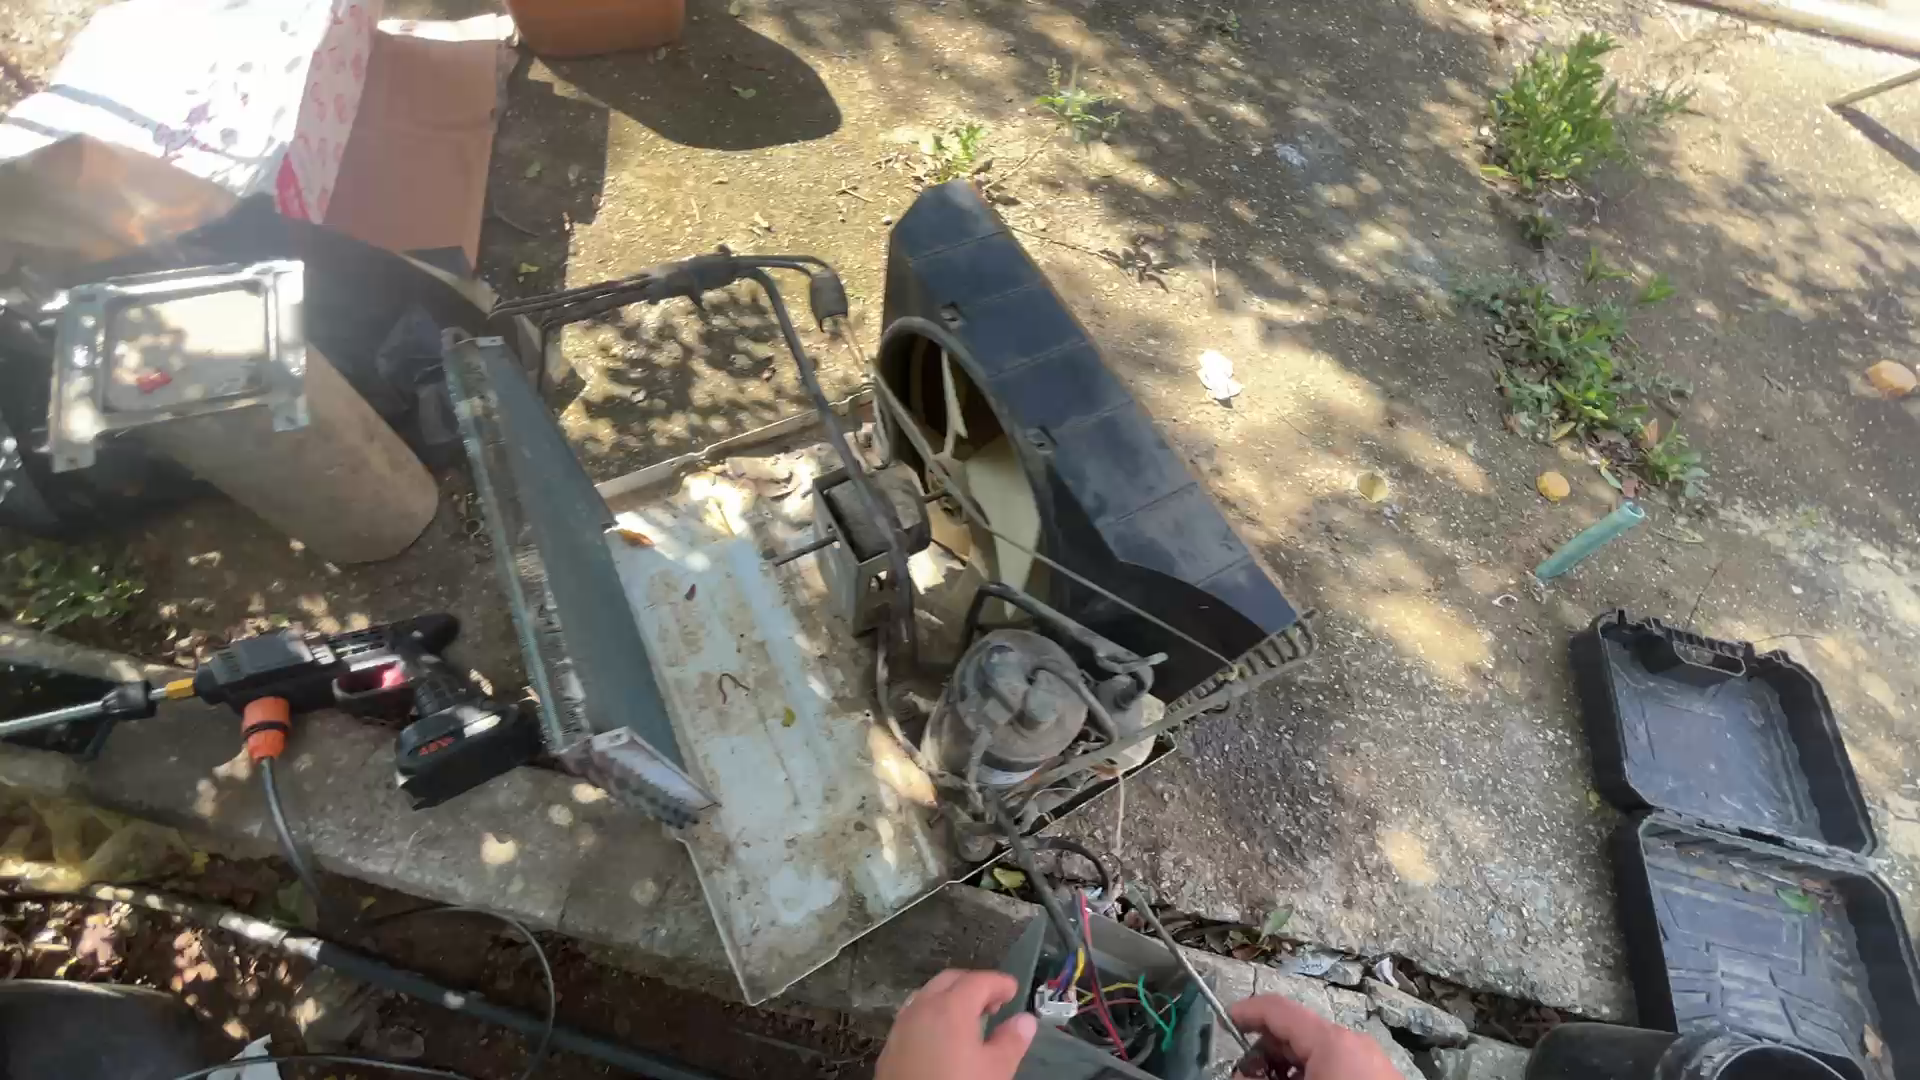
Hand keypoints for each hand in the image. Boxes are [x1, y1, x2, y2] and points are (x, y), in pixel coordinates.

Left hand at [876, 970, 1038, 1079]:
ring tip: (969, 1021)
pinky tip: (941, 1039)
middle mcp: (923, 1006)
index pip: (979, 981)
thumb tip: (1025, 1020)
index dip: (999, 983)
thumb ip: (1012, 1042)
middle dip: (974, 985)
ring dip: (950, 999)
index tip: (1013, 990)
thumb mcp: (995, 1072)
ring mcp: (902, 1026)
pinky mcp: (890, 1048)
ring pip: (929, 996)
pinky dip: (932, 1015)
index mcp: (951, 1007)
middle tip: (994, 1003)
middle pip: (950, 981)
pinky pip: (914, 1016)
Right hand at [1229, 994, 1401, 1079]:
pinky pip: (1338, 1068)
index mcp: (1330, 1040)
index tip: (1224, 1025)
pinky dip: (1313, 1076)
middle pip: (1296, 1031)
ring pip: (1316, 1052)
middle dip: (1266, 1052)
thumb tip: (1239, 1076)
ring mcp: (1373, 1064)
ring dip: (1288, 1068)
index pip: (1276, 1008)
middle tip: (1247, 1077)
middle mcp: (1353, 1042)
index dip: (1245, 1013)